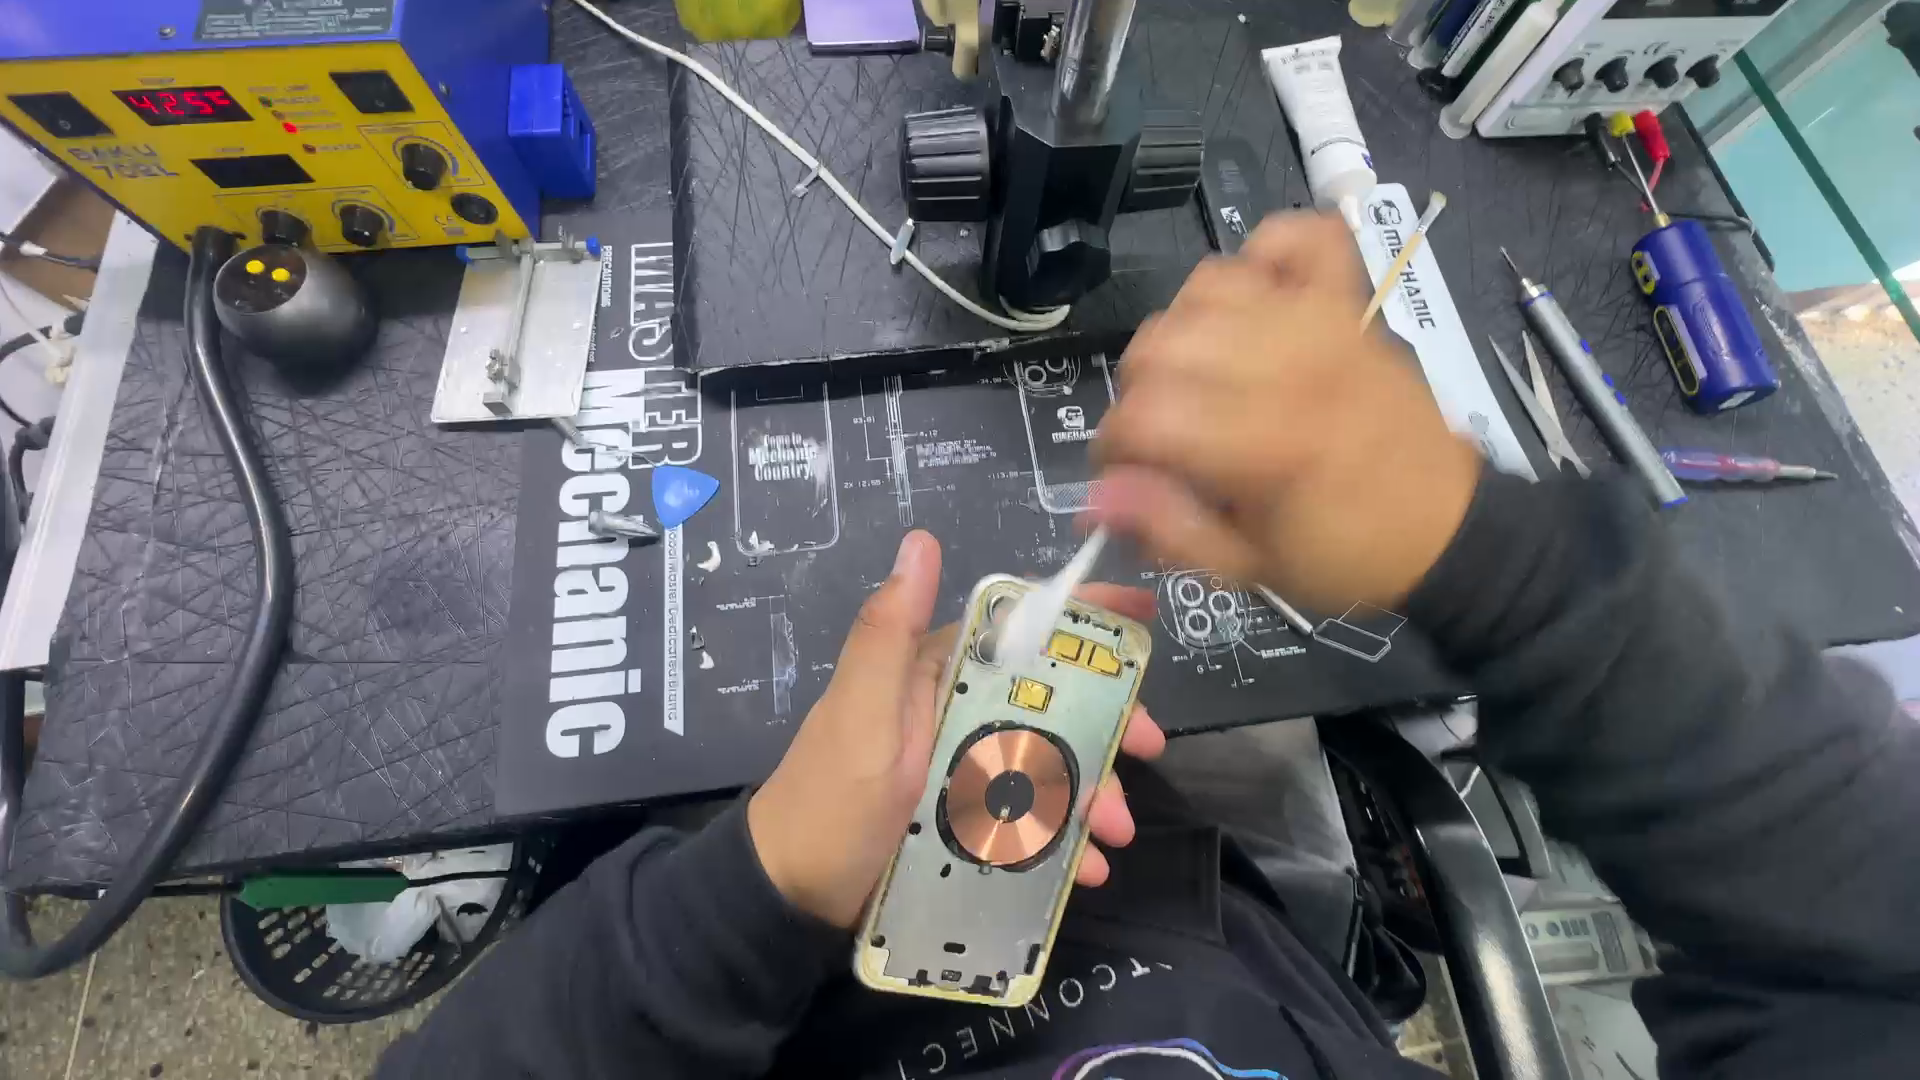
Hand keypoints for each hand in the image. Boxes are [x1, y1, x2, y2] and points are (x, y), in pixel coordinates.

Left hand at [748, 530, 1166, 928]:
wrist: (791, 893)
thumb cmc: (831, 797)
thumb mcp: (861, 713)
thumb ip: (890, 630)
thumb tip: (920, 540)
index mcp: (939, 668)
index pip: (1018, 625)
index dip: (1082, 614)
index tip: (1144, 614)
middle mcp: (958, 704)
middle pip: (1050, 696)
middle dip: (1106, 719)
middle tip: (1151, 747)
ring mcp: (965, 759)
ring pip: (1048, 757)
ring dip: (1092, 787)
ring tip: (1113, 834)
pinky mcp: (967, 809)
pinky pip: (1030, 810)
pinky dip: (1062, 834)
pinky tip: (1084, 865)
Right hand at [1089, 212, 1481, 610]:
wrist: (1445, 530)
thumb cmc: (1342, 555)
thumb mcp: (1245, 567)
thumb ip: (1166, 527)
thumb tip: (1095, 495)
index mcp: (1266, 444)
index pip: (1144, 415)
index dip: (1111, 444)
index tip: (1123, 470)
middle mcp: (1290, 365)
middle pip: (1160, 343)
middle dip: (1136, 392)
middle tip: (1161, 432)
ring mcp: (1324, 322)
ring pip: (1206, 286)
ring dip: (1181, 330)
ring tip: (1197, 373)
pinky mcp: (1350, 301)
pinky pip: (1295, 236)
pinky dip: (1261, 256)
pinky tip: (1251, 304)